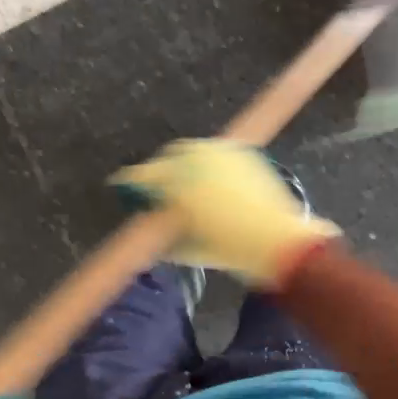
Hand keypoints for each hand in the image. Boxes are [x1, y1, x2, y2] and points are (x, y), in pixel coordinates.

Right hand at [112, 138, 341, 287]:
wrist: (276, 240)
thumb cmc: (227, 248)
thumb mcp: (185, 245)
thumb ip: (162, 226)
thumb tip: (150, 218)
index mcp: (177, 181)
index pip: (141, 175)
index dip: (128, 182)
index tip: (121, 186)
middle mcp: (196, 159)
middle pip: (167, 157)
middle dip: (159, 170)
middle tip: (159, 189)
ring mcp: (220, 152)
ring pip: (191, 150)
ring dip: (183, 164)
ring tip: (186, 184)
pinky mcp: (241, 152)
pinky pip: (214, 152)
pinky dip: (206, 163)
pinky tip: (210, 181)